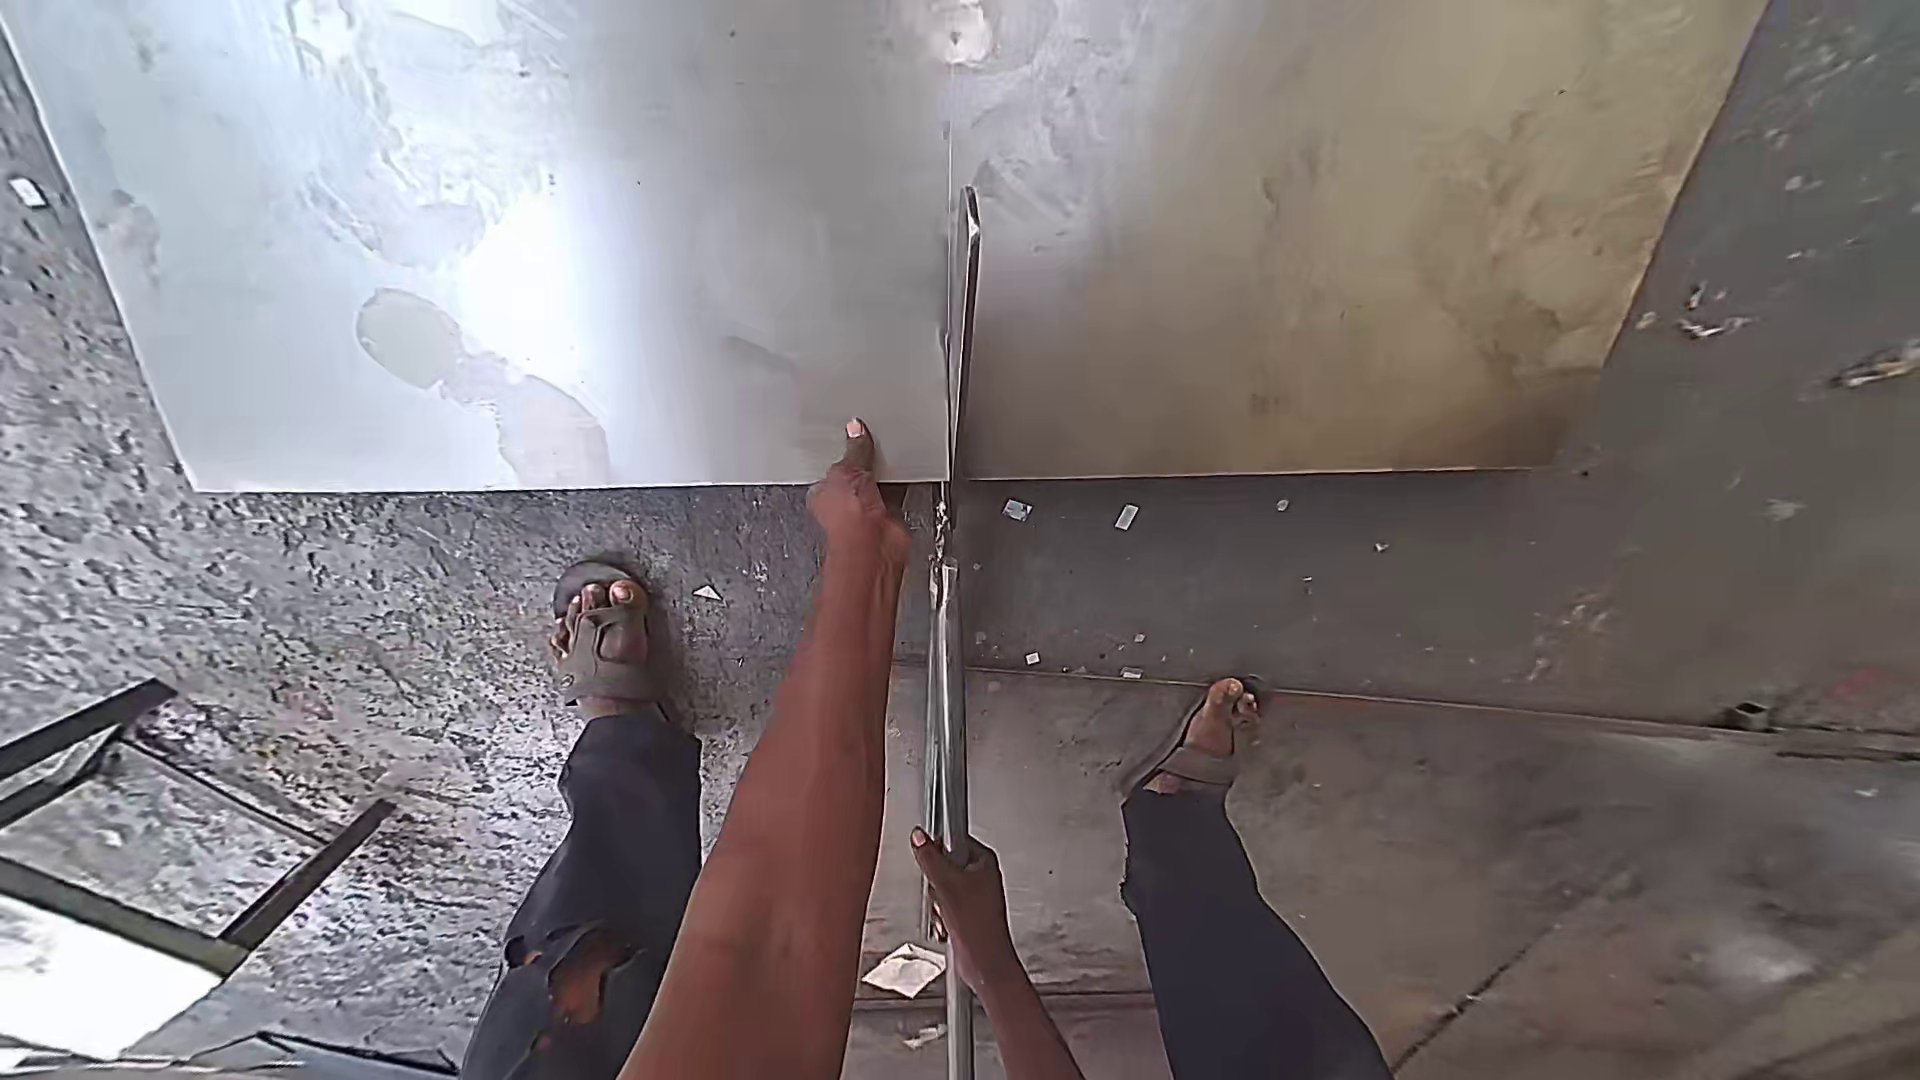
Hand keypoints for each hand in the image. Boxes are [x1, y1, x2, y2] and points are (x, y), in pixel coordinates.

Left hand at [809, 419, 909, 562]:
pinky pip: (897, 490)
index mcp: (823, 493)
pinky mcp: (890, 514)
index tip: (854, 435)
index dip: (843, 452)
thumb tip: (855, 429)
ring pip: (878, 482)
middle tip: (874, 446)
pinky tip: (902, 475)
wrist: (873, 544)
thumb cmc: (847, 519)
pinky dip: (902, 482)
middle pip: (858, 473)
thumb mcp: (845, 470)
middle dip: (867, 462)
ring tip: (888, 460)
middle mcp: (844, 504)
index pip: (833, 467)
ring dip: (885, 473)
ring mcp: (868, 510)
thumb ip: (854, 449)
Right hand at [912, 827, 1020, 990]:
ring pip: (942, 886)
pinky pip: (945, 903)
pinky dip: (941, 913)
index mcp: (983, 860)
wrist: (984, 965)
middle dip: (937, 882)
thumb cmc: (978, 926)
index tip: (933, 860)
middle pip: (945, 864)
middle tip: (942, 892)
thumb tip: (919, 836)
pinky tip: (947, 923)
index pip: (953, 839)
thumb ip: (930, 858)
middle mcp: (981, 874)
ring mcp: (974, 894)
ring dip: (938, 901)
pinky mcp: (967, 911)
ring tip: (946, 911)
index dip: (939, 850)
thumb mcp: (946, 884)